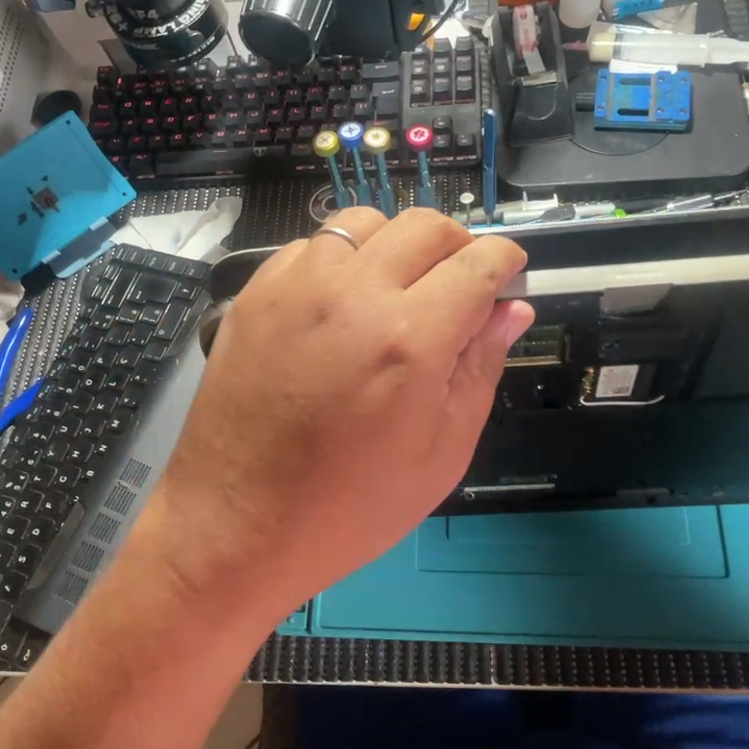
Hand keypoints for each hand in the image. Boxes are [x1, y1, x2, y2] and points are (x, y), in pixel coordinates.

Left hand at [137, 207, 533, 621]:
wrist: (237, 526)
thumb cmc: (350, 507)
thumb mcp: (441, 453)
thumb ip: (480, 369)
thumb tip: (511, 311)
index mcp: (411, 338)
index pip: (479, 262)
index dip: (507, 262)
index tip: (508, 278)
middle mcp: (354, 294)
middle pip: (425, 226)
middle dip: (459, 246)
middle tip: (459, 289)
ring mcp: (297, 287)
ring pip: (365, 223)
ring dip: (397, 245)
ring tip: (398, 290)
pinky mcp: (256, 295)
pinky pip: (312, 247)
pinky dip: (342, 260)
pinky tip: (342, 305)